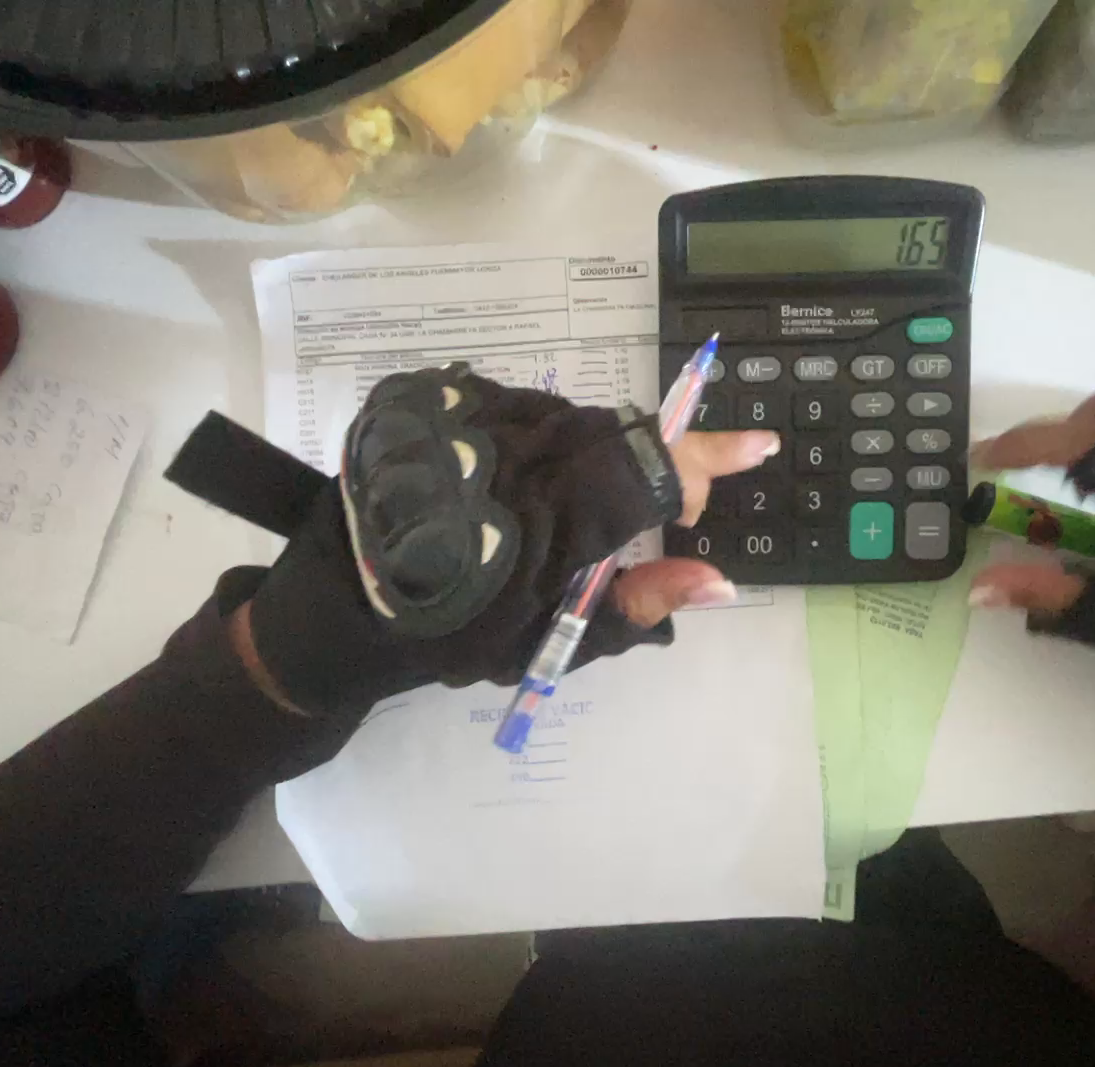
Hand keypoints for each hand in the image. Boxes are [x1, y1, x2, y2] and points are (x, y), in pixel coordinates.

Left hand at [237, 365, 777, 715]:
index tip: (755, 448)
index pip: (657, 468)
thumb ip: (640, 606)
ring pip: (574, 418)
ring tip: (564, 507)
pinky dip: (545, 438)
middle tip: (650, 514)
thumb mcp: (552, 639)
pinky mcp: (440, 399)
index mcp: (556, 517)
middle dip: (654, 469)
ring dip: (594, 455)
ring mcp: (475, 416)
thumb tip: (721, 580)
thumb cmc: (452, 638)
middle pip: (622, 436)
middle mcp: (523, 450)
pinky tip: (520, 478)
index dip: (710, 458)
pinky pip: (524, 405)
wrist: (339, 611)